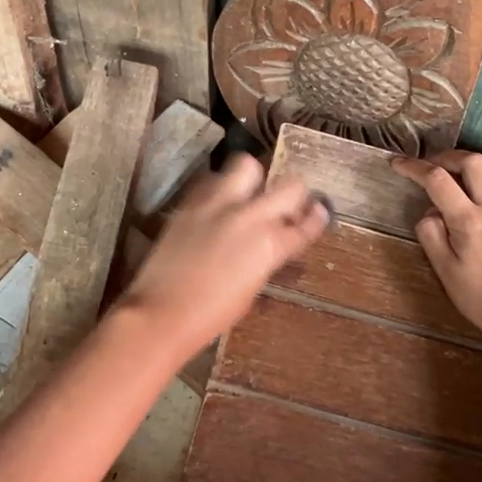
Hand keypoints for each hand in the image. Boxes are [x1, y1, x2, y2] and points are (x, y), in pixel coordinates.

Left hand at [115, 153, 330, 353]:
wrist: (163, 312)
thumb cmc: (213, 315)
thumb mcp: (252, 289)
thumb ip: (266, 258)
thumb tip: (270, 246)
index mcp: (271, 245)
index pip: (306, 224)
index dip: (316, 218)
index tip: (319, 212)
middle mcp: (251, 217)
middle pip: (290, 185)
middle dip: (295, 194)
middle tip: (288, 203)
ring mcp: (219, 204)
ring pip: (247, 166)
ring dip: (253, 179)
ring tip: (247, 193)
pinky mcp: (191, 202)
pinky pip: (212, 180)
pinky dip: (221, 187)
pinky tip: (217, 203)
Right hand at [392, 151, 481, 353]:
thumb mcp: (446, 273)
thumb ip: (432, 236)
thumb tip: (429, 212)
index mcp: (468, 221)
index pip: (436, 180)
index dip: (413, 167)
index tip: (398, 164)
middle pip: (471, 162)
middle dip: (446, 157)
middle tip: (431, 167)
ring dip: (474, 164)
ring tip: (460, 175)